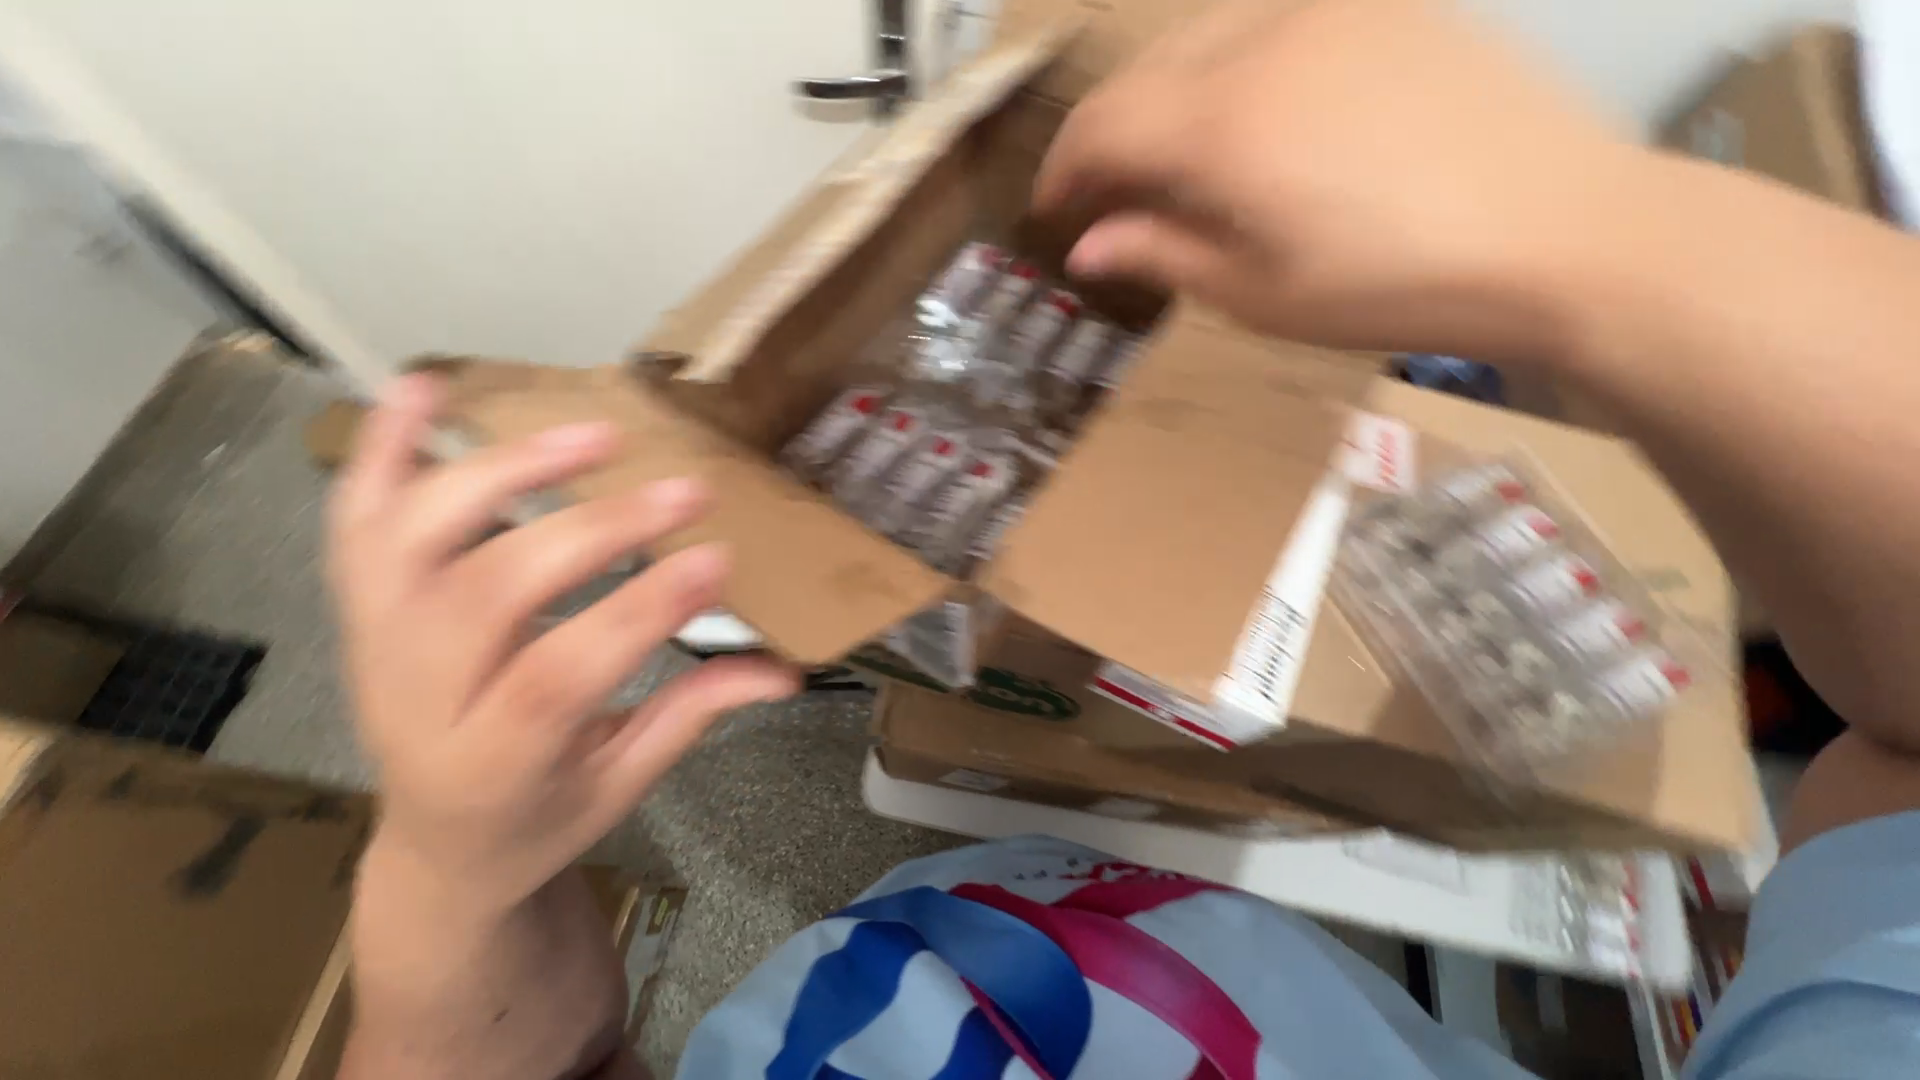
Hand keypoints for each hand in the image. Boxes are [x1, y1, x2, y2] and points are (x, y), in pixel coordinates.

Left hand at [328, 375, 797, 911]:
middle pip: (489, 594)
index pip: (558, 679)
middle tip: (686, 493)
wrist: (436, 840)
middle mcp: (413, 697)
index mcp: (490, 765)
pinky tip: (430, 384)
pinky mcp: (361, 603)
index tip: (718, 560)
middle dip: (596, 531)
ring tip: (597, 434)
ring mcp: (372, 641)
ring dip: (508, 473)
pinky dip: (383, 443)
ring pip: (417, 538)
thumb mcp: (623, 783)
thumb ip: (693, 715)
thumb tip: (785, 673)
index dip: (640, 613)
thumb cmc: (540, 815)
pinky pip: (355, 515)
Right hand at [1034, 0, 1643, 363]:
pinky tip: (1252, 123)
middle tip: (1106, 196)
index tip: (1052, 208)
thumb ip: (1160, 254)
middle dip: (1108, 135)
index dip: (1063, 167)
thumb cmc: (1392, 288)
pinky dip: (1230, 73)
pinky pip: (1271, 26)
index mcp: (1226, 124)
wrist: (1563, 235)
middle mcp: (1265, 40)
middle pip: (1143, 73)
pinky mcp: (1385, 5)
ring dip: (1165, 100)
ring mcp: (1331, 10)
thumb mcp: (1257, 293)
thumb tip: (1085, 246)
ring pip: (1202, 39)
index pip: (1101, 124)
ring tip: (1173, 164)